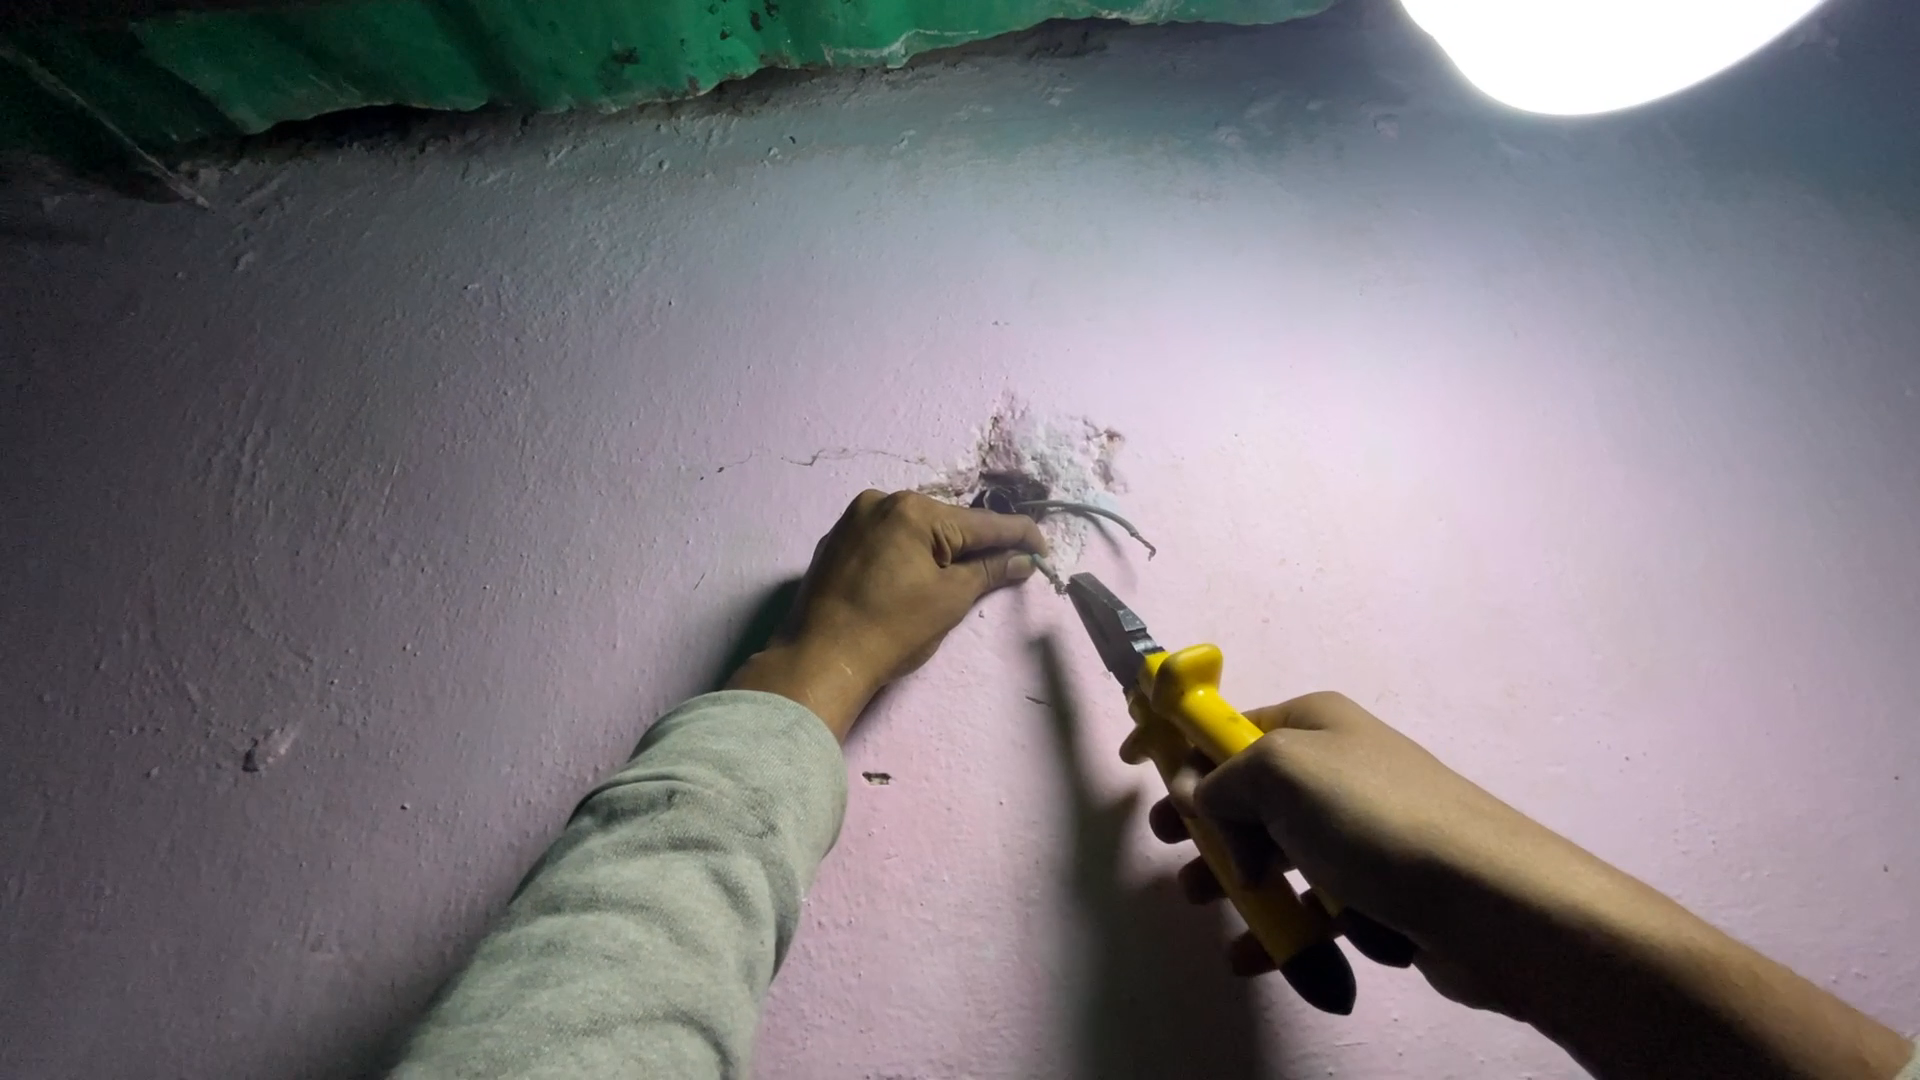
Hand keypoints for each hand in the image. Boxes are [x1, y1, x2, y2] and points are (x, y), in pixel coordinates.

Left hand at [728, 490, 1046, 739]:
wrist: (818, 661)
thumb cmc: (891, 631)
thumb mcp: (950, 600)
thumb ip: (990, 572)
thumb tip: (1022, 560)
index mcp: (912, 510)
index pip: (979, 523)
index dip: (1017, 535)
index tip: (1043, 545)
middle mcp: (880, 502)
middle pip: (945, 523)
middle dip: (975, 544)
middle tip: (1005, 565)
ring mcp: (853, 520)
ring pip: (913, 530)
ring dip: (939, 549)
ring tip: (958, 576)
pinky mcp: (835, 542)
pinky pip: (885, 540)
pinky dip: (907, 554)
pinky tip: (914, 577)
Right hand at [1152, 691, 1642, 1015]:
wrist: (1499, 906)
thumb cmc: (1372, 818)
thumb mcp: (1278, 774)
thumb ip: (1223, 781)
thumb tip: (1200, 800)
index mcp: (1311, 723)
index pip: (1226, 722)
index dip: (1178, 740)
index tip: (1136, 760)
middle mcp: (1334, 767)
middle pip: (1247, 791)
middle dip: (1205, 824)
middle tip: (1169, 849)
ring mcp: (1359, 829)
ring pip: (1276, 850)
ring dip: (1238, 881)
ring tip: (1206, 906)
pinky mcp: (1381, 888)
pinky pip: (1314, 900)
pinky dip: (1285, 927)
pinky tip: (1260, 957)